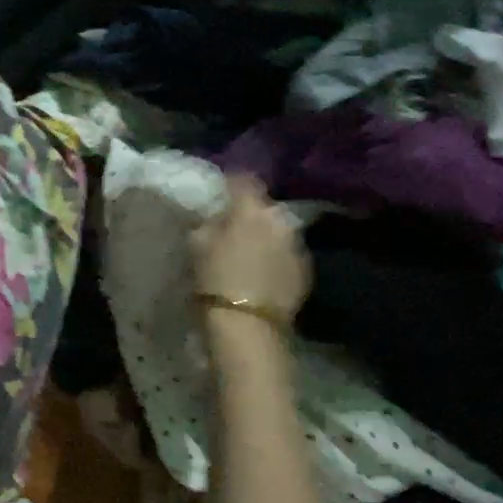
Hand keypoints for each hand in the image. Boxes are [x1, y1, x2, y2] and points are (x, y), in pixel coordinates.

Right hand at [190, 176, 308, 321]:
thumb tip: (217, 216)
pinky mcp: (306, 269)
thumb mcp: (196, 241)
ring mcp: (297, 246)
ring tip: (250, 246)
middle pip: (265, 206)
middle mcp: (280, 222)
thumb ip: (210, 222)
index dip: (233, 180)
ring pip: (279, 229)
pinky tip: (263, 266)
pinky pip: (287, 251)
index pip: (245, 180)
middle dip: (252, 210)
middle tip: (234, 221)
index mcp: (250, 211)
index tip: (222, 186)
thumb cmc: (214, 276)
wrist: (247, 321)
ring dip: (266, 232)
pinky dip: (276, 253)